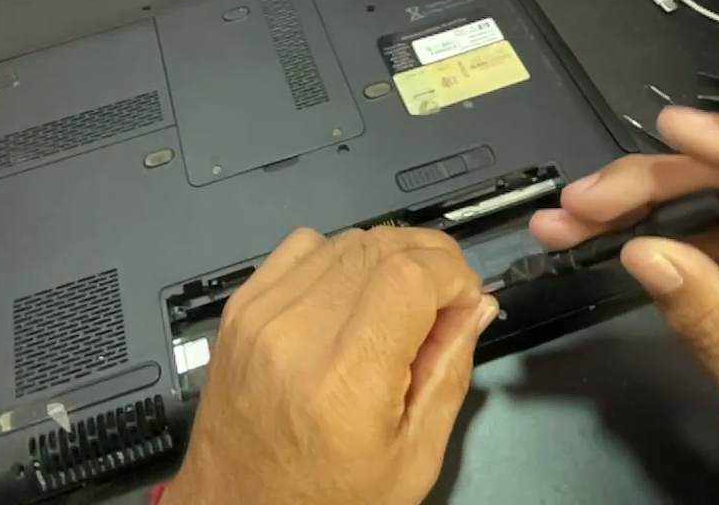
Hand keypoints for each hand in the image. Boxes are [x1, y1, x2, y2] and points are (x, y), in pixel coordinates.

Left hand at [165, 226, 497, 504]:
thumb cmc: (328, 498)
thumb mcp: (413, 459)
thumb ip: (450, 372)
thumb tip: (475, 304)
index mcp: (344, 380)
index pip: (409, 276)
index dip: (452, 273)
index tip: (465, 299)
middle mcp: (297, 332)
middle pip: (380, 246)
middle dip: (429, 258)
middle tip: (443, 297)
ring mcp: (263, 310)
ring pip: (347, 239)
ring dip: (388, 256)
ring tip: (399, 300)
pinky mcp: (243, 302)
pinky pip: (305, 245)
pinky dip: (340, 255)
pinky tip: (350, 292)